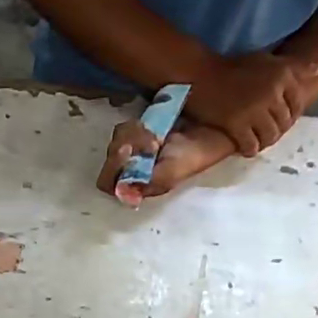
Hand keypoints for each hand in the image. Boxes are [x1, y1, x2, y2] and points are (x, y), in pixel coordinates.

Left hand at [98, 120, 239, 205]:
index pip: (107, 183)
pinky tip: (154, 127)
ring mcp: (133, 152)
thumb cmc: (193, 156)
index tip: (128, 149)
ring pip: (116, 141)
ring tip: (158, 136)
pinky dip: (138, 126)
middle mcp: (130, 171)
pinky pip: (125, 128)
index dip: (113, 167)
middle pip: (109, 159)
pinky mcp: (137, 135)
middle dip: (129, 145)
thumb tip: (120, 191)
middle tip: (153, 141)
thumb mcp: (171, 174)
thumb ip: (146, 182)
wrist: (210, 131)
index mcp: (136, 186)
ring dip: (136, 135)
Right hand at [186, 52, 317, 156]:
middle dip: (277, 131)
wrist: (199, 76)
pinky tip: (245, 149)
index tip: (281, 122)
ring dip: (265, 143)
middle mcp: (272, 93)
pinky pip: (250, 145)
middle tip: (266, 135)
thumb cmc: (231, 67)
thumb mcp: (266, 60)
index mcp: (282, 75)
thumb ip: (294, 67)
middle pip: (284, 122)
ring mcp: (254, 110)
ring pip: (270, 136)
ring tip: (257, 143)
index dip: (291, 117)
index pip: (298, 103)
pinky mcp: (236, 125)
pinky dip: (250, 150)